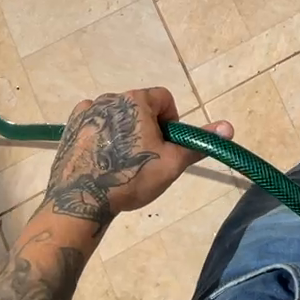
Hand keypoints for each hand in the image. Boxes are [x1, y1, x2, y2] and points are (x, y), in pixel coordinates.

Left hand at [35, 89, 233, 227]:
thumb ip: (199, 142)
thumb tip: (230, 127)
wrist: (80, 202)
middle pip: (140, 107)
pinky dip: (100, 133)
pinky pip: (93, 122)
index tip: (165, 146)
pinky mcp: (70, 127)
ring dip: (123, 130)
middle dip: (146, 127)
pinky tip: (100, 157)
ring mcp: (87, 112)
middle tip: (145, 157)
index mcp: (137, 100)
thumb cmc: (131, 178)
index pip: (164, 99)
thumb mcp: (172, 163)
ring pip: (116, 115)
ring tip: (121, 162)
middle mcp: (111, 98)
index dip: (170, 122)